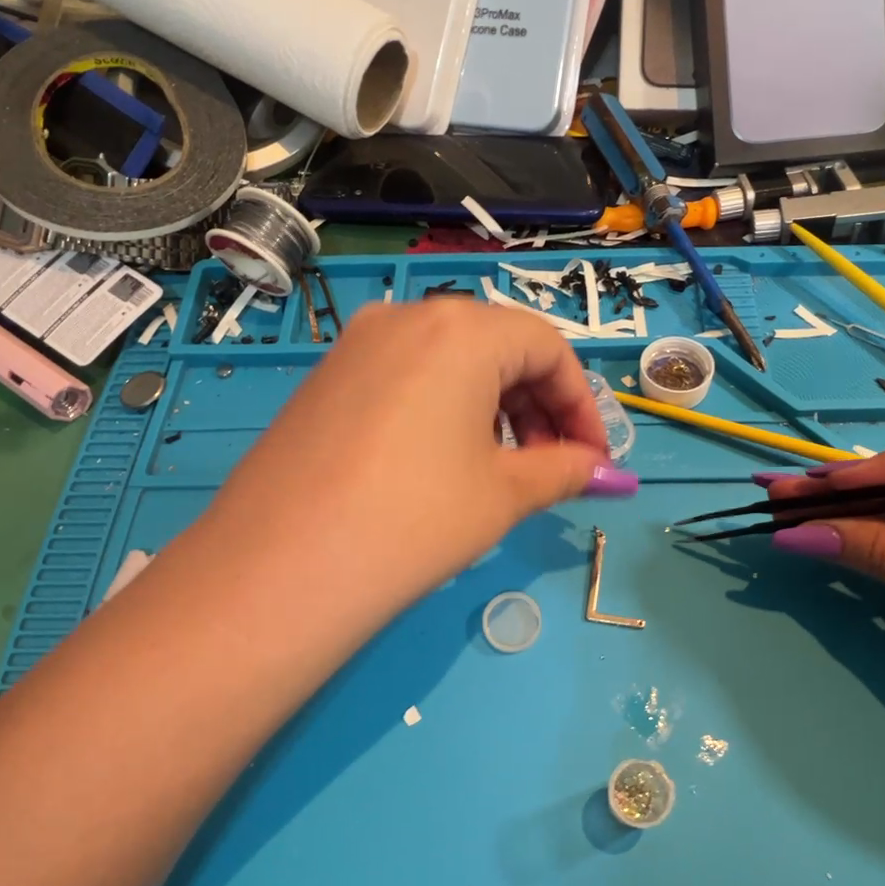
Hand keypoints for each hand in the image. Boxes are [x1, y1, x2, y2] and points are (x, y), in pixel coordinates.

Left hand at [196, 298, 636, 642]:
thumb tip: (604, 472)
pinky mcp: (327, 377)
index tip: (593, 461)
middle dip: (539, 408)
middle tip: (551, 469)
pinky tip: (443, 465)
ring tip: (500, 472)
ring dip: (494, 410)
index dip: (583, 405)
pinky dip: (445, 410)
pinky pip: (407, 377)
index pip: (548, 348)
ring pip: (451, 362)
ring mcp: (358, 344)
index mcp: (462, 328)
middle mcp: (408, 316)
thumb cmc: (414, 520)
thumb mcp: (503, 494)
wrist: (281, 569)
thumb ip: (564, 470)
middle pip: (499, 348)